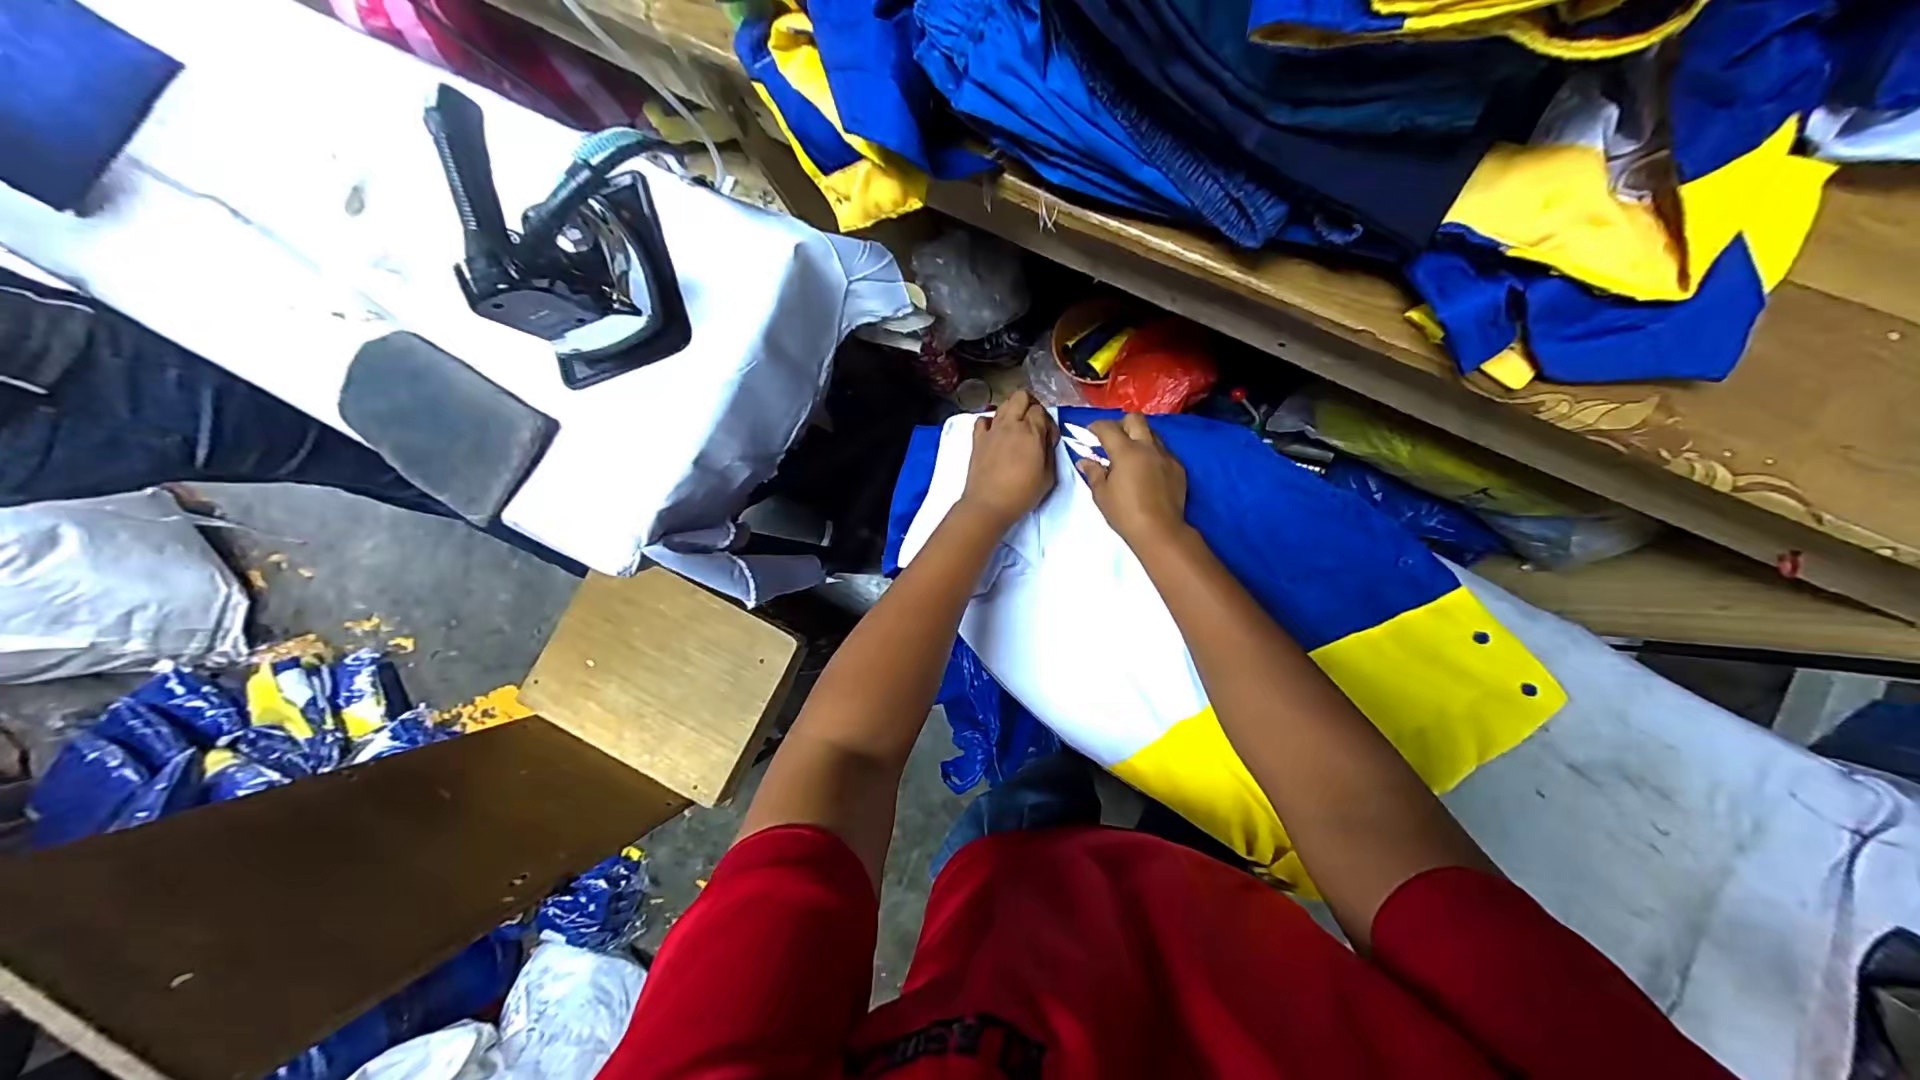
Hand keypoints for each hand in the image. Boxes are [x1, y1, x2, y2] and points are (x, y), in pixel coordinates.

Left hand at [959, 389, 1057, 529]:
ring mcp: (992, 430)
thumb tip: (1046, 440)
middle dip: (1030, 404)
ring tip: (1016, 428)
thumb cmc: (1022, 493)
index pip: (1041, 410)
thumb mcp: (1049, 476)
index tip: (1048, 439)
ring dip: (1012, 411)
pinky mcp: (977, 439)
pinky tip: (996, 434)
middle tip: (1034, 423)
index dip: (1048, 422)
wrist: (988, 504)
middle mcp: (1010, 424)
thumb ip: (1050, 452)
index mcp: (1031, 431)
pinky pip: (983, 419)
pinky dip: (990, 421)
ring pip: (1003, 404)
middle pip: (1021, 396)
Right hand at [1077, 414, 1187, 548]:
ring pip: (1152, 433)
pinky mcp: (1178, 467)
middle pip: (1135, 419)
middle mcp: (1148, 447)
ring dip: (1139, 437)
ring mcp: (1166, 456)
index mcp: (1126, 451)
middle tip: (1112, 438)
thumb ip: (1093, 473)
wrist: (1160, 530)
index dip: (1096, 426)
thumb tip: (1085, 461)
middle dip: (1121, 424)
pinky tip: (1146, 469)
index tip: (1090, 432)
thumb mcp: (1102, 494)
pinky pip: (1163, 451)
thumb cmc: (1124, 513)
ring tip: (1130, 453)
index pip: (1108, 428)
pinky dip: (1152, 453)